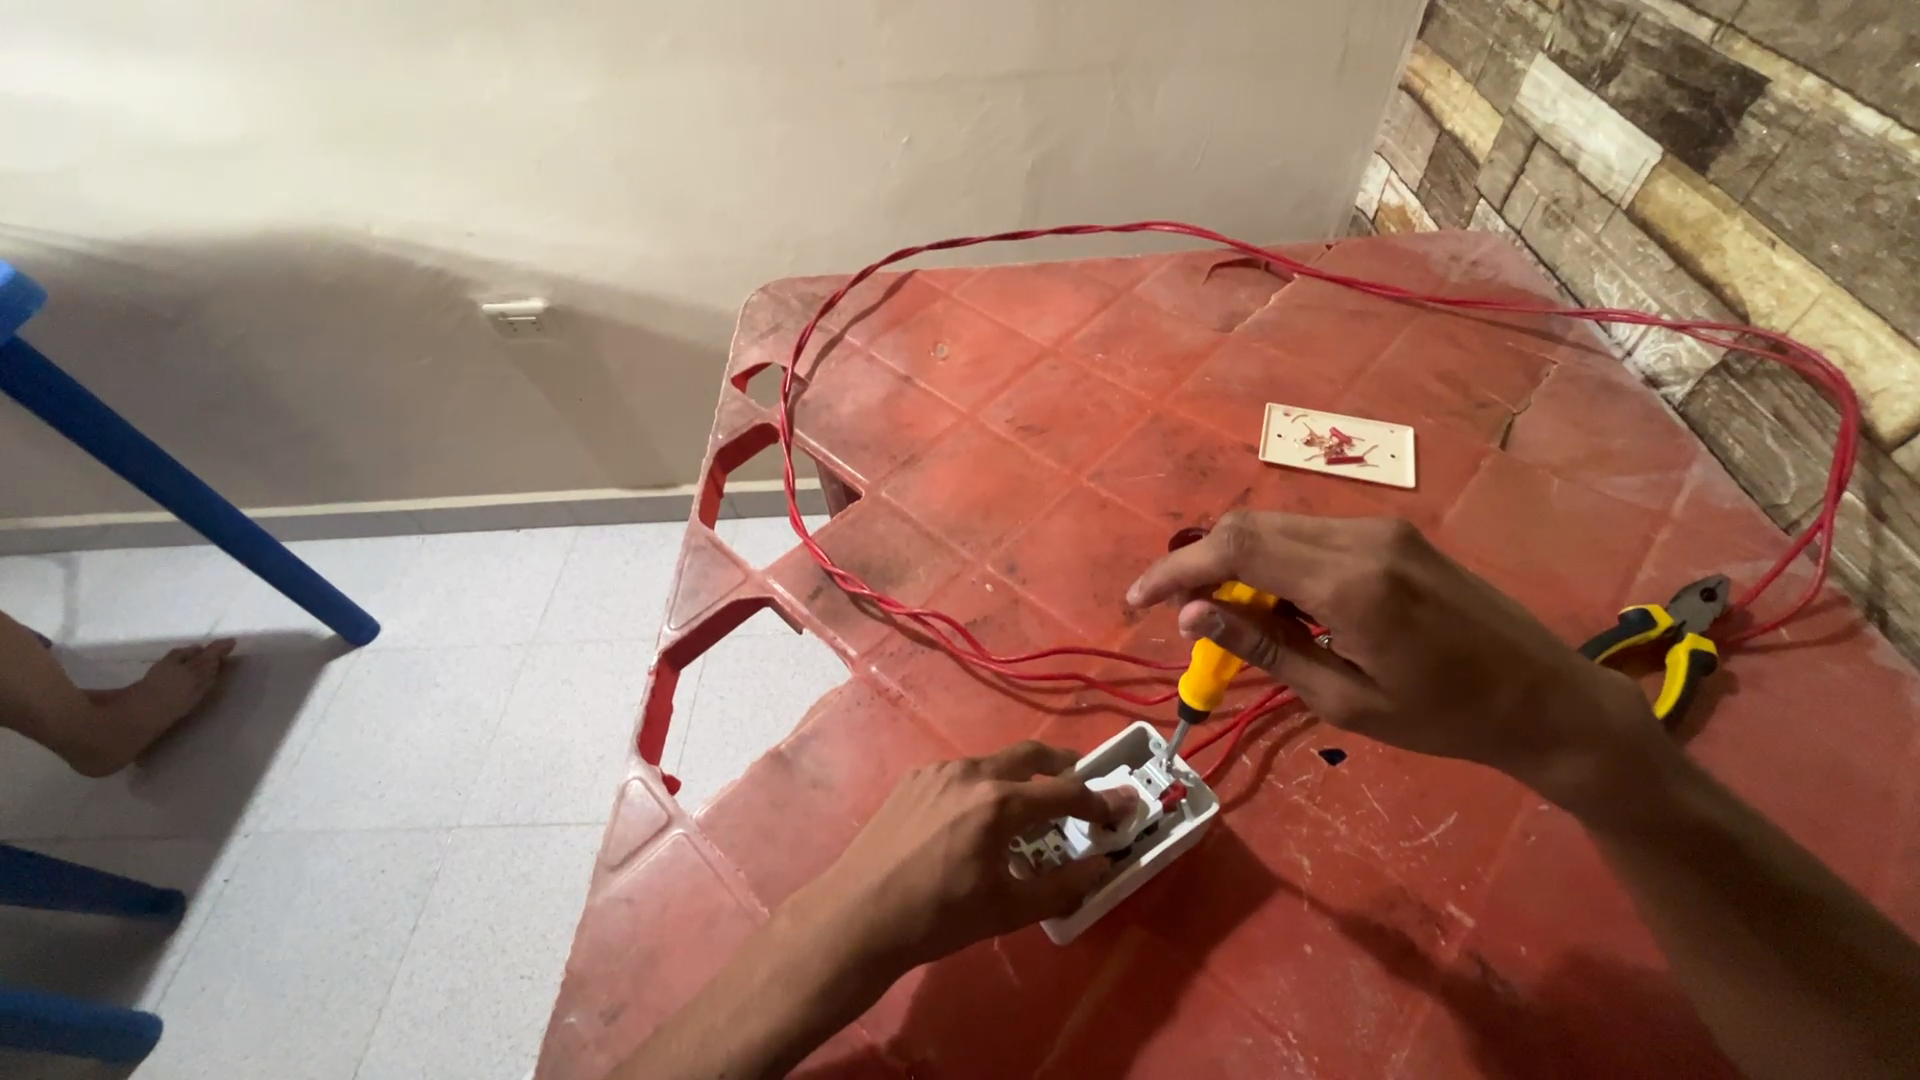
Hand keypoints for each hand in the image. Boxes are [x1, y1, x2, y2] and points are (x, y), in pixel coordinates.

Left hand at [789, 741, 1130, 972]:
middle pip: (1032, 755)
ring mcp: (939, 771)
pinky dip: (985, 787)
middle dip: (1063, 768)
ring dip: (1021, 779)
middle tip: (1081, 790)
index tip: (1120, 810)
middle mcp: (972, 773)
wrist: (859, 915)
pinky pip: (962, 774)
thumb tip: (1102, 864)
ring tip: (1027, 812)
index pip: (1066, 791)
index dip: (1100, 801)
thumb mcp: (1010, 909)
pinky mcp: (915, 778)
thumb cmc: (939, 918)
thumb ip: (1065, 884)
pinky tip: (976, 821)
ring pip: (995, 763)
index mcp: (999, 803)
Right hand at [1126, 512, 1661, 814]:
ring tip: (1222, 613)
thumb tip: (1191, 616)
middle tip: (1176, 613)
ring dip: (1232, 562)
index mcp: (1349, 584)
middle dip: (1196, 564)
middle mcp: (1360, 538)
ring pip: (1273, 525)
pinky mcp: (1391, 533)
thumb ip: (1264, 648)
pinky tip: (1274, 601)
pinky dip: (1270, 560)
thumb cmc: (1446, 719)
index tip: (1137, 601)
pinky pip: (1306, 533)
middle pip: (1246, 526)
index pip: (1234, 551)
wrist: (1549, 699)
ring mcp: (1380, 528)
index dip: (1174, 572)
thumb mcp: (1345, 700)